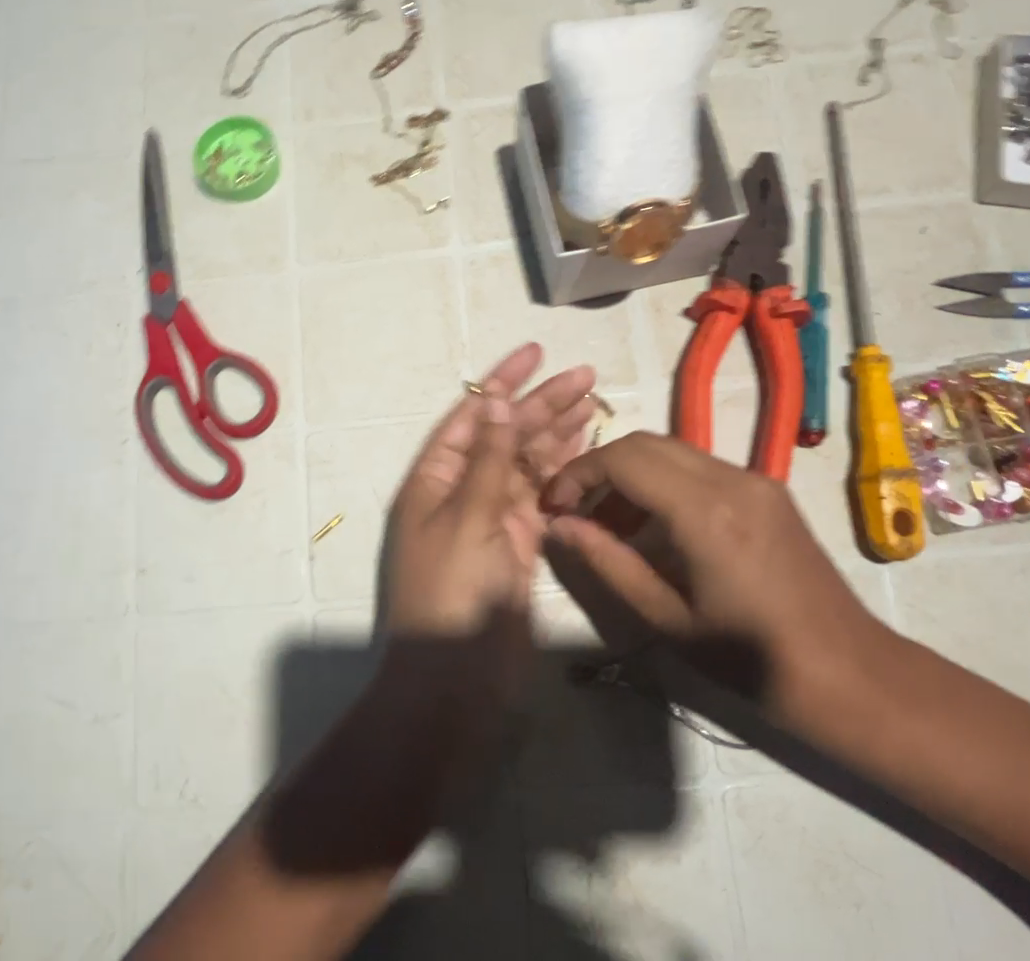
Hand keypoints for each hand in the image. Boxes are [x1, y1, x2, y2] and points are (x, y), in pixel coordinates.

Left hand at [377, 344, 594, 703]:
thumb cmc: (452, 590)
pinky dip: (564, 475)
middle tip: (587, 377)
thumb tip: (492, 400)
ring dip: (557, 435)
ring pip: (528, 466)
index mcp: (434, 481)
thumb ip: (488, 460)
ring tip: (594, 403)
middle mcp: (462, 494)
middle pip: (503, 437)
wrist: (457, 676)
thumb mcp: (468, 517)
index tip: (536, 352)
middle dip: (541, 405)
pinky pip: (543, 500)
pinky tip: (588, 451)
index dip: (501, 382)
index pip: (469, 417)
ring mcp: (492, 521)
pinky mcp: (519, 547)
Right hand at [540, 432, 878, 707]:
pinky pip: (701, 469)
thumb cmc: (747, 658)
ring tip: (608, 527)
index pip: (624, 459)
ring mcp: (756, 481)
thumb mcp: (666, 617)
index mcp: (705, 511)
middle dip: (600, 470)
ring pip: (673, 452)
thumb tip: (559, 527)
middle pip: (646, 444)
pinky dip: (664, 484)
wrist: (844, 670)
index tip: (553, 506)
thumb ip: (608, 563)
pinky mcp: (769, 493)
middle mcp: (732, 479)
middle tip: (574, 514)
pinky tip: (653, 529)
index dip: (578, 474)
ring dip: (631, 476)